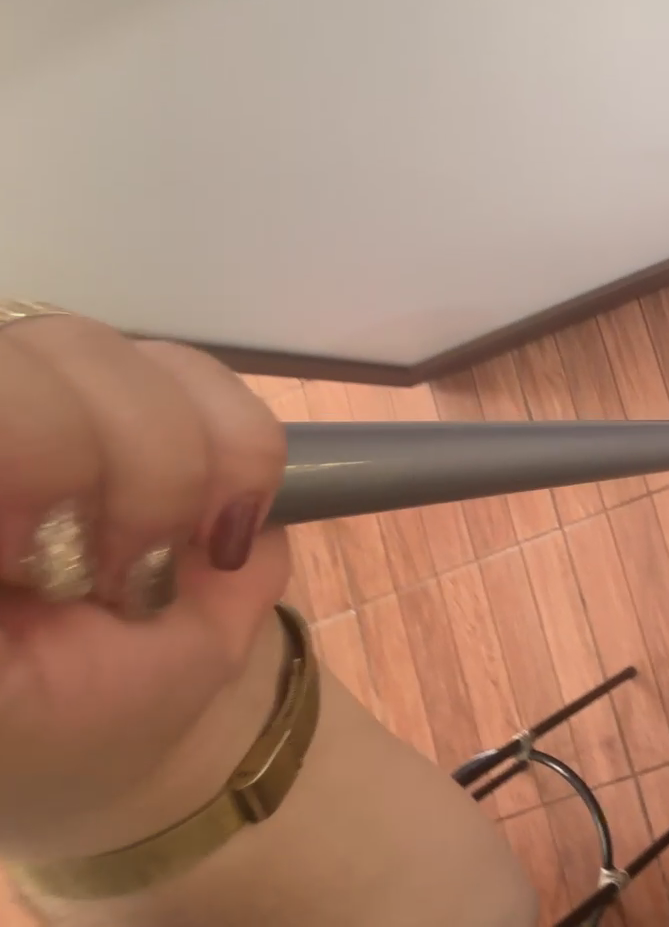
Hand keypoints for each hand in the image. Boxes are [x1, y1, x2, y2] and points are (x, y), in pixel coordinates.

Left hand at [0, 314, 288, 857]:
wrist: (151, 704)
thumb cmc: (41, 714)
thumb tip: (44, 530)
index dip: (20, 450)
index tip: (21, 555)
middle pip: (27, 357)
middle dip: (87, 464)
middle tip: (102, 571)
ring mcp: (77, 402)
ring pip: (123, 359)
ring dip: (174, 472)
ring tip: (166, 557)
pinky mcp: (183, 406)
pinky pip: (219, 383)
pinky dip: (243, 456)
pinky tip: (222, 526)